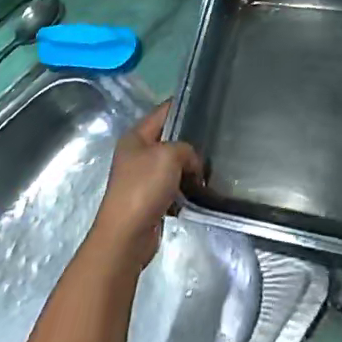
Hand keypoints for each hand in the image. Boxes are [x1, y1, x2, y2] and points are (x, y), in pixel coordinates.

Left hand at [88, 102, 201, 270]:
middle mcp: (137, 154)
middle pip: (170, 138)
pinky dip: (185, 188)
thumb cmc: (144, 188)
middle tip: (215, 140)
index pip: (164, 111)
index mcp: (136, 137)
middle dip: (191, 141)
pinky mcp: (149, 198)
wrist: (126, 236)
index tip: (209, 105)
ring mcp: (142, 177)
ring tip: (209, 167)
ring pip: (173, 164)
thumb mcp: (170, 155)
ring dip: (189, 167)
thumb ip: (187, 149)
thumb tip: (193, 165)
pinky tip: (198, 190)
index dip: (185, 106)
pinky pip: (173, 185)